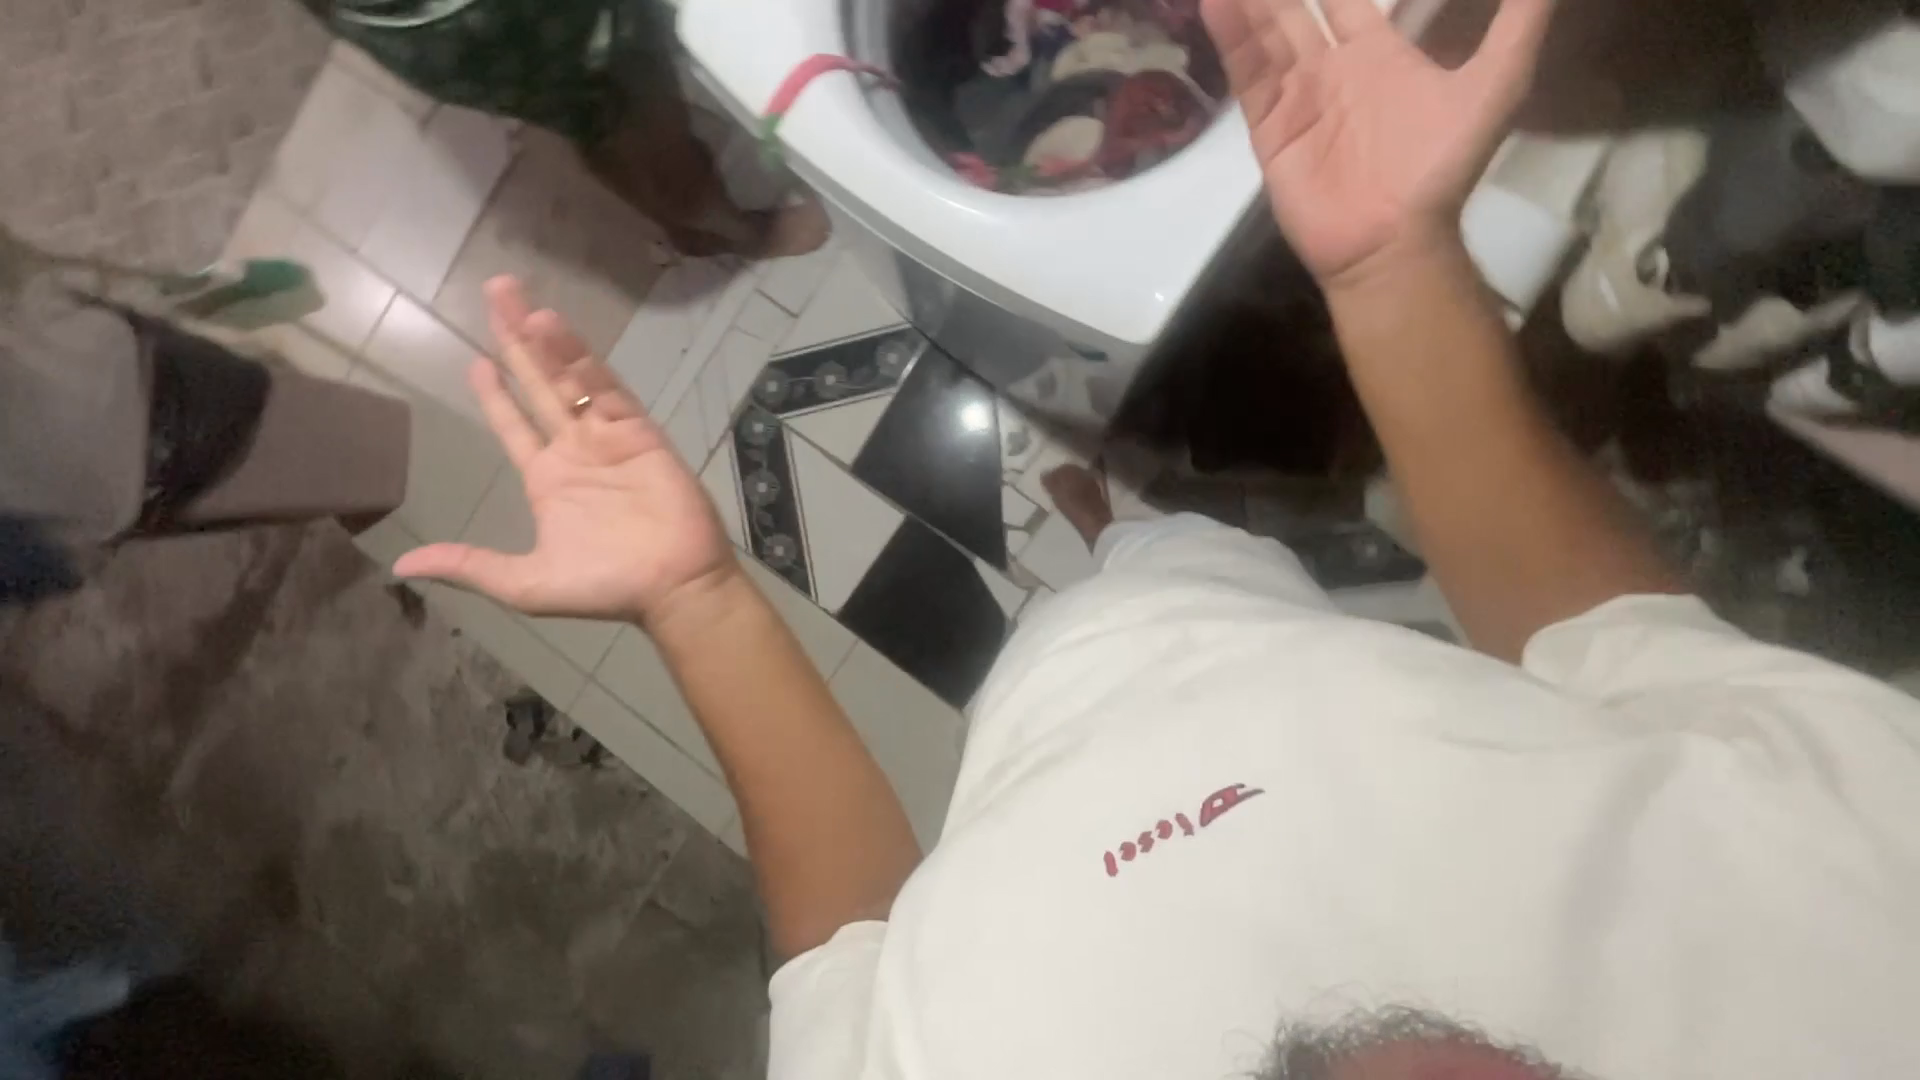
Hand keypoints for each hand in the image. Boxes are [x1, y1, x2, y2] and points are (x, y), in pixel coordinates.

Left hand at [393, 277, 735, 625]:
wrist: (673, 587)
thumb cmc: (606, 587)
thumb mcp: (526, 583)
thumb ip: (471, 564)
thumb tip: (404, 565)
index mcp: (549, 479)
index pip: (516, 424)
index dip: (496, 393)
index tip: (478, 361)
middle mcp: (577, 450)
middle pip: (541, 384)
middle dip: (517, 342)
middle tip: (498, 292)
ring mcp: (610, 438)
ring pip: (572, 380)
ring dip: (547, 342)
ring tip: (520, 302)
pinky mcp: (641, 434)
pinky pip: (607, 392)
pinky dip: (583, 362)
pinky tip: (557, 333)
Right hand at [1201, 0, 1550, 286]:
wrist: (1391, 239)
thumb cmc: (1440, 167)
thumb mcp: (1497, 81)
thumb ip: (1520, 16)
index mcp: (1378, 55)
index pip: (1346, 0)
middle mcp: (1332, 71)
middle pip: (1297, 11)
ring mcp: (1296, 100)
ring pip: (1268, 35)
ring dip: (1250, 3)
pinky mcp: (1270, 129)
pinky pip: (1249, 76)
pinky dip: (1233, 39)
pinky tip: (1217, 3)